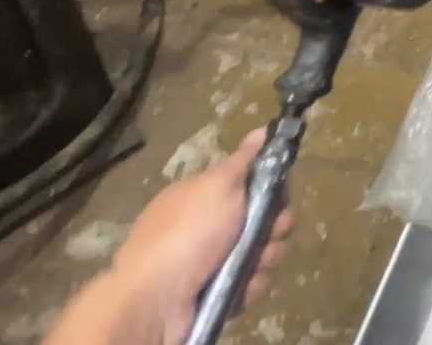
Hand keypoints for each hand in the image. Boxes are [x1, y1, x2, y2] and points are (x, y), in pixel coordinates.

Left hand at [104, 128, 293, 344]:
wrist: (152, 301)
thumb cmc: (187, 233)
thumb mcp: (216, 185)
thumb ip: (243, 160)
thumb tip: (262, 130)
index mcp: (203, 200)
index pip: (254, 185)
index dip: (273, 189)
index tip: (279, 194)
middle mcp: (208, 228)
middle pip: (266, 218)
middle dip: (276, 225)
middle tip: (271, 231)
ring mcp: (213, 261)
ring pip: (264, 249)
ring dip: (268, 255)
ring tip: (254, 263)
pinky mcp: (219, 290)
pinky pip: (253, 280)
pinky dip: (253, 281)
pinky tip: (243, 283)